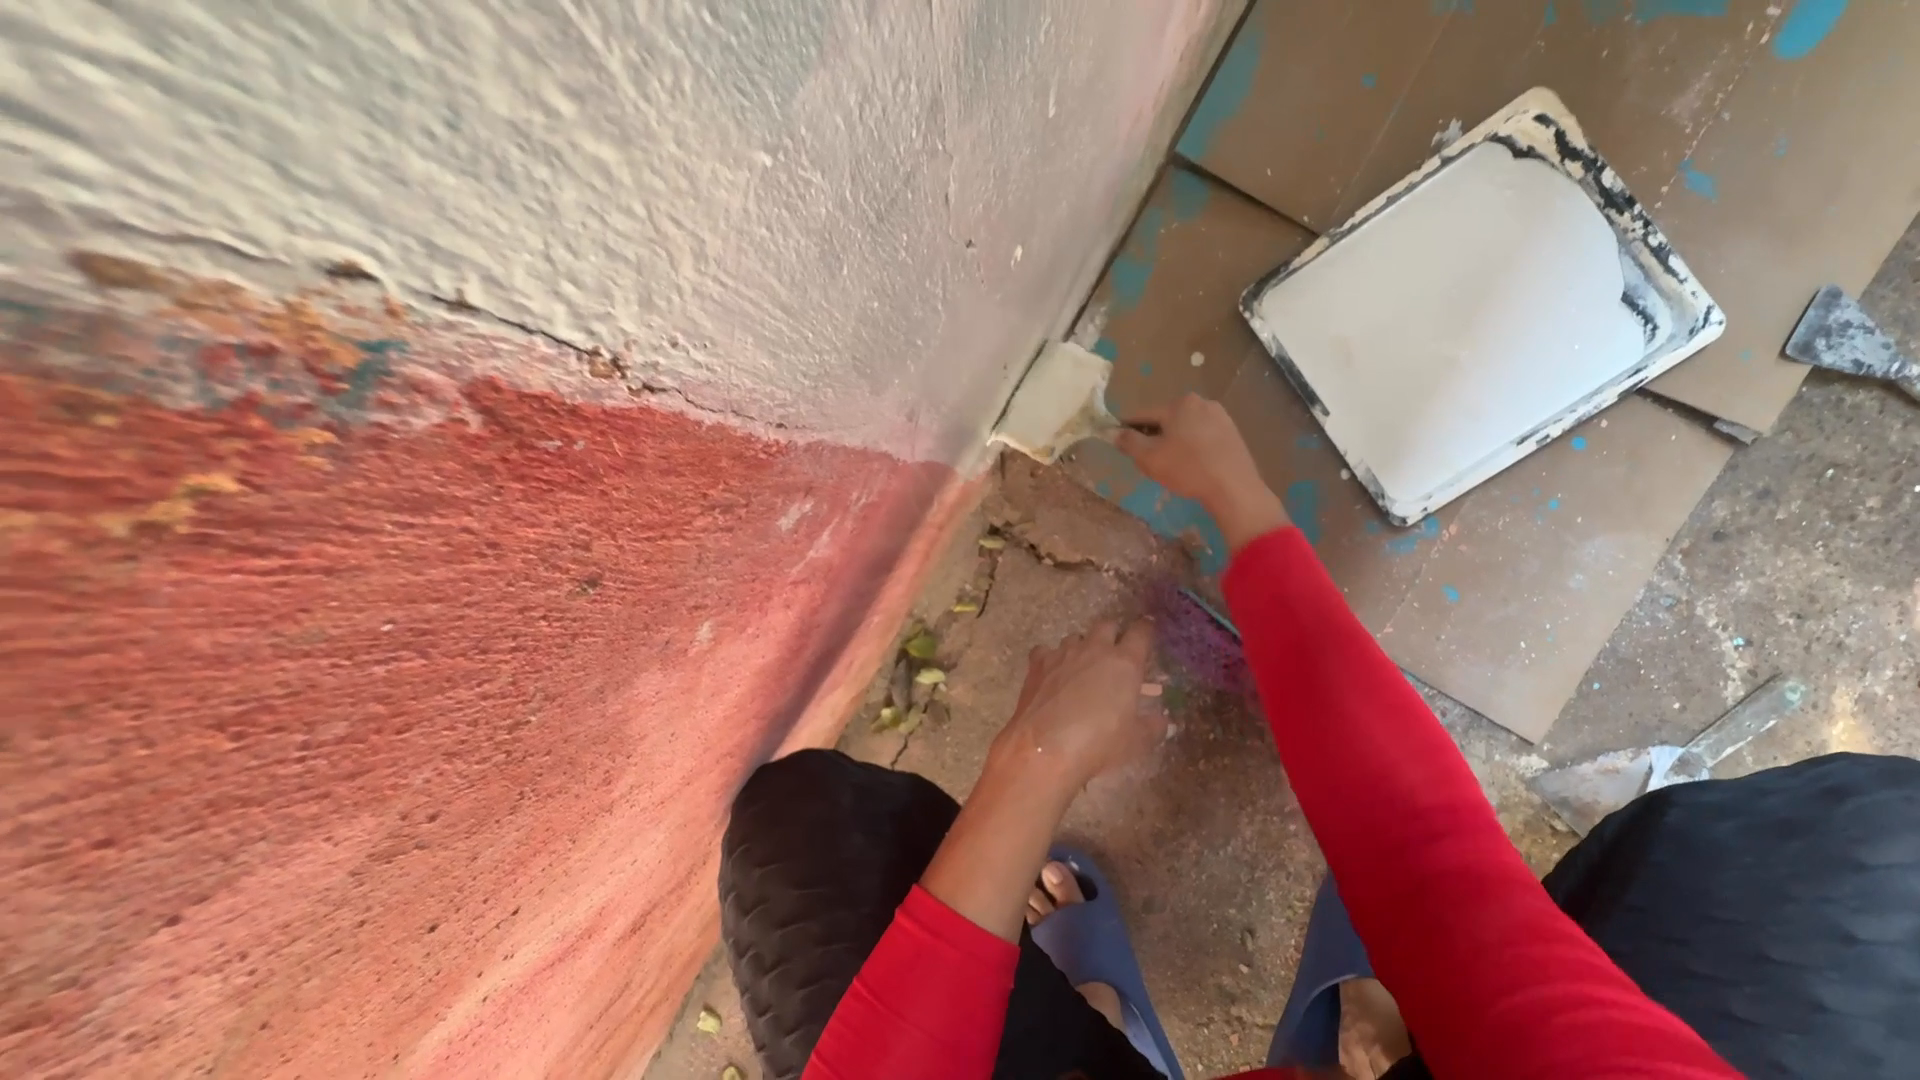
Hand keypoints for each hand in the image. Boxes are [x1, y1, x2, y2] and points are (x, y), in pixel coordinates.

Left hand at [990, 619, 1161, 791]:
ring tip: (1083, 667)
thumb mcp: (1136, 742)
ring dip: (1083, 647)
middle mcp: (1094, 649)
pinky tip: (1052, 674)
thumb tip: (1163, 721)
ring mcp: (1063, 653)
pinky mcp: (1038, 663)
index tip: (1148, 631)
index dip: (1146, 629)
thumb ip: (1154, 727)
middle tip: (1115, 653)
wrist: (1044, 749)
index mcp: (1125, 663)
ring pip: (1076, 637)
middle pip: (1107, 625)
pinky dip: (1051, 658)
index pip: (1142, 632)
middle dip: (1113, 634)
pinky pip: (1046, 650)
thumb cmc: (1098, 744)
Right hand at [1117, 393, 1290, 552]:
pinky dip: (1194, 447)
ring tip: (1172, 465)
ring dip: (1175, 442)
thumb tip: (1114, 432)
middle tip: (1149, 460)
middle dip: (1154, 436)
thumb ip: (1128, 442)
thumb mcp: (1148, 457)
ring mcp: (1221, 416)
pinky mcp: (1233, 433)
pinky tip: (1194, 465)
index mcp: (1178, 403)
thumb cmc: (1187, 469)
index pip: (1143, 414)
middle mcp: (1201, 402)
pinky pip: (1204, 437)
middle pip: (1166, 419)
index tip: (1120, 444)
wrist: (1234, 488)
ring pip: (1186, 428)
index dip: (1128, 429)